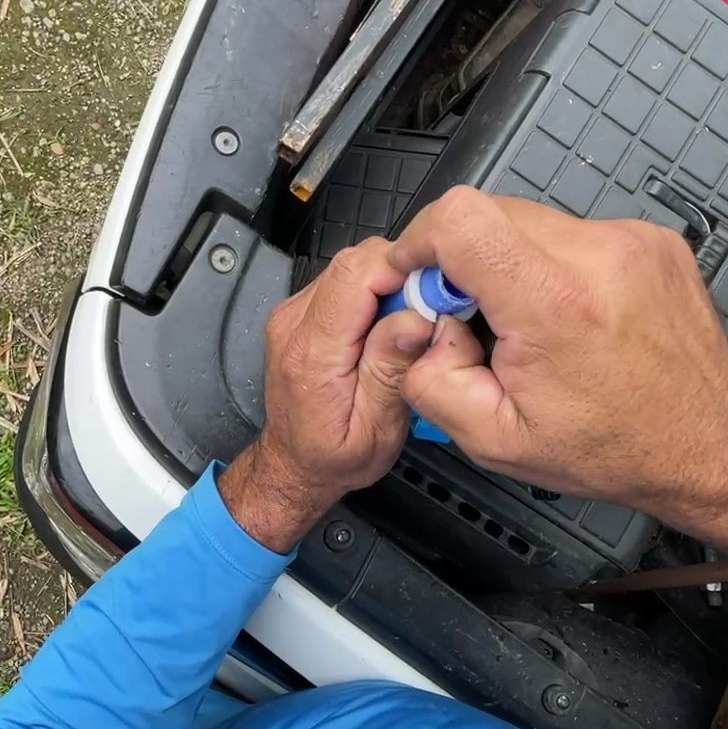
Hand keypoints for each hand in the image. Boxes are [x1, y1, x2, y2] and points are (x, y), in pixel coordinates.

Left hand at [219, 238, 434, 551]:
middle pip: (355, 262)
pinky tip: (382, 331)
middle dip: (400, 277)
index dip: (402, 271)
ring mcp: (293, 316)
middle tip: (425, 317)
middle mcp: (294, 325)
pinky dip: (371, 297)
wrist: (294, 466)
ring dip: (387, 287)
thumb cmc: (332, 457)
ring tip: (404, 331)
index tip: (434, 294)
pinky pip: (343, 284)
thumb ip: (392, 371)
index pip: (356, 273)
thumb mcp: (377, 430)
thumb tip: (417, 318)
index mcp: (313, 353)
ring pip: (351, 268)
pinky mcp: (299, 315)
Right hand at [390, 188, 727, 576]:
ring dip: (498, 260)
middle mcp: (598, 256)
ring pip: (522, 217)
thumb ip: (430, 380)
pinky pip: (564, 229)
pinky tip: (556, 313)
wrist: (707, 442)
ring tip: (517, 322)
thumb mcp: (493, 440)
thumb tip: (421, 328)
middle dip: (455, 258)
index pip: (459, 220)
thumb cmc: (612, 446)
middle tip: (465, 315)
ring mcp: (629, 239)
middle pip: (484, 210)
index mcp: (554, 304)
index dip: (418, 242)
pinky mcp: (646, 238)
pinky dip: (540, 263)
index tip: (417, 279)